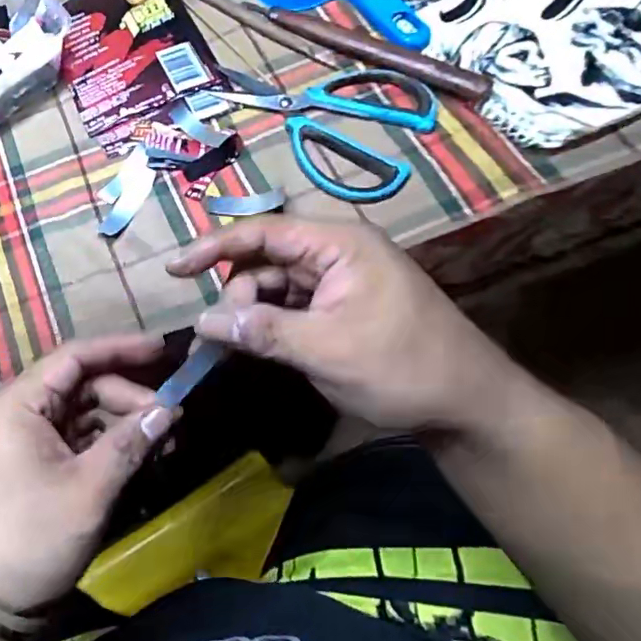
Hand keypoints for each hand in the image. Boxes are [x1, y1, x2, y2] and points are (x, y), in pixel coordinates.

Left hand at [0, 334, 175, 612]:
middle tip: (174, 422)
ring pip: (84, 412)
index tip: (166, 350)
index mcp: (21, 401)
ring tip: (165, 446)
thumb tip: (170, 410)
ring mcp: (26, 435)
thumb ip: (130, 443)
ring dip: (123, 423)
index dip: (121, 349)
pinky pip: (77, 438)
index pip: (75, 356)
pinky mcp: (34, 461)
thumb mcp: (89, 489)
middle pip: (84, 385)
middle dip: (130, 398)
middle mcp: (20, 409)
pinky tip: (140, 458)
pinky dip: (108, 444)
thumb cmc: (32, 534)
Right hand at [165, 216, 534, 435]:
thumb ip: (261, 331)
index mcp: (340, 246)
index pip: (263, 232)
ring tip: (229, 348)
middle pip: (261, 261)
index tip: (174, 270)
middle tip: (219, 337)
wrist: (466, 407)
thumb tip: (201, 322)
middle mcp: (335, 255)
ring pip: (268, 287)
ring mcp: (335, 283)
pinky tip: (248, 347)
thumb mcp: (325, 349)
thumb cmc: (402, 368)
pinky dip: (262, 326)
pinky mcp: (334, 310)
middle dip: (234, 295)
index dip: (213, 247)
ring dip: (245, 314)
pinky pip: (284, 308)